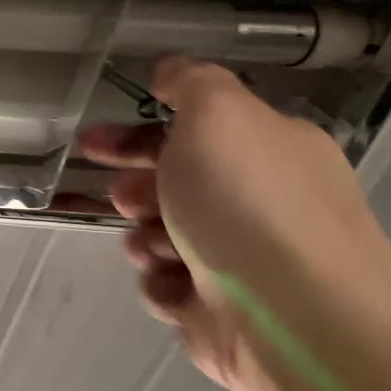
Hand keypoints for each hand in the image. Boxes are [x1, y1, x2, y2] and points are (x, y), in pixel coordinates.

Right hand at [76, 57, 390, 390]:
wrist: (296, 320)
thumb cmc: (250, 207)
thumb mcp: (218, 117)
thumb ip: (191, 83)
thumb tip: (171, 70)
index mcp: (273, 151)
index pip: (199, 132)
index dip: (140, 132)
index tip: (94, 142)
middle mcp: (266, 204)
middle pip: (179, 186)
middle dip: (138, 189)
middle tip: (122, 198)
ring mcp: (248, 261)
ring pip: (165, 238)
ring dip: (145, 239)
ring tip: (153, 249)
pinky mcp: (225, 311)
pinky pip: (169, 287)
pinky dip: (162, 286)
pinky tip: (174, 288)